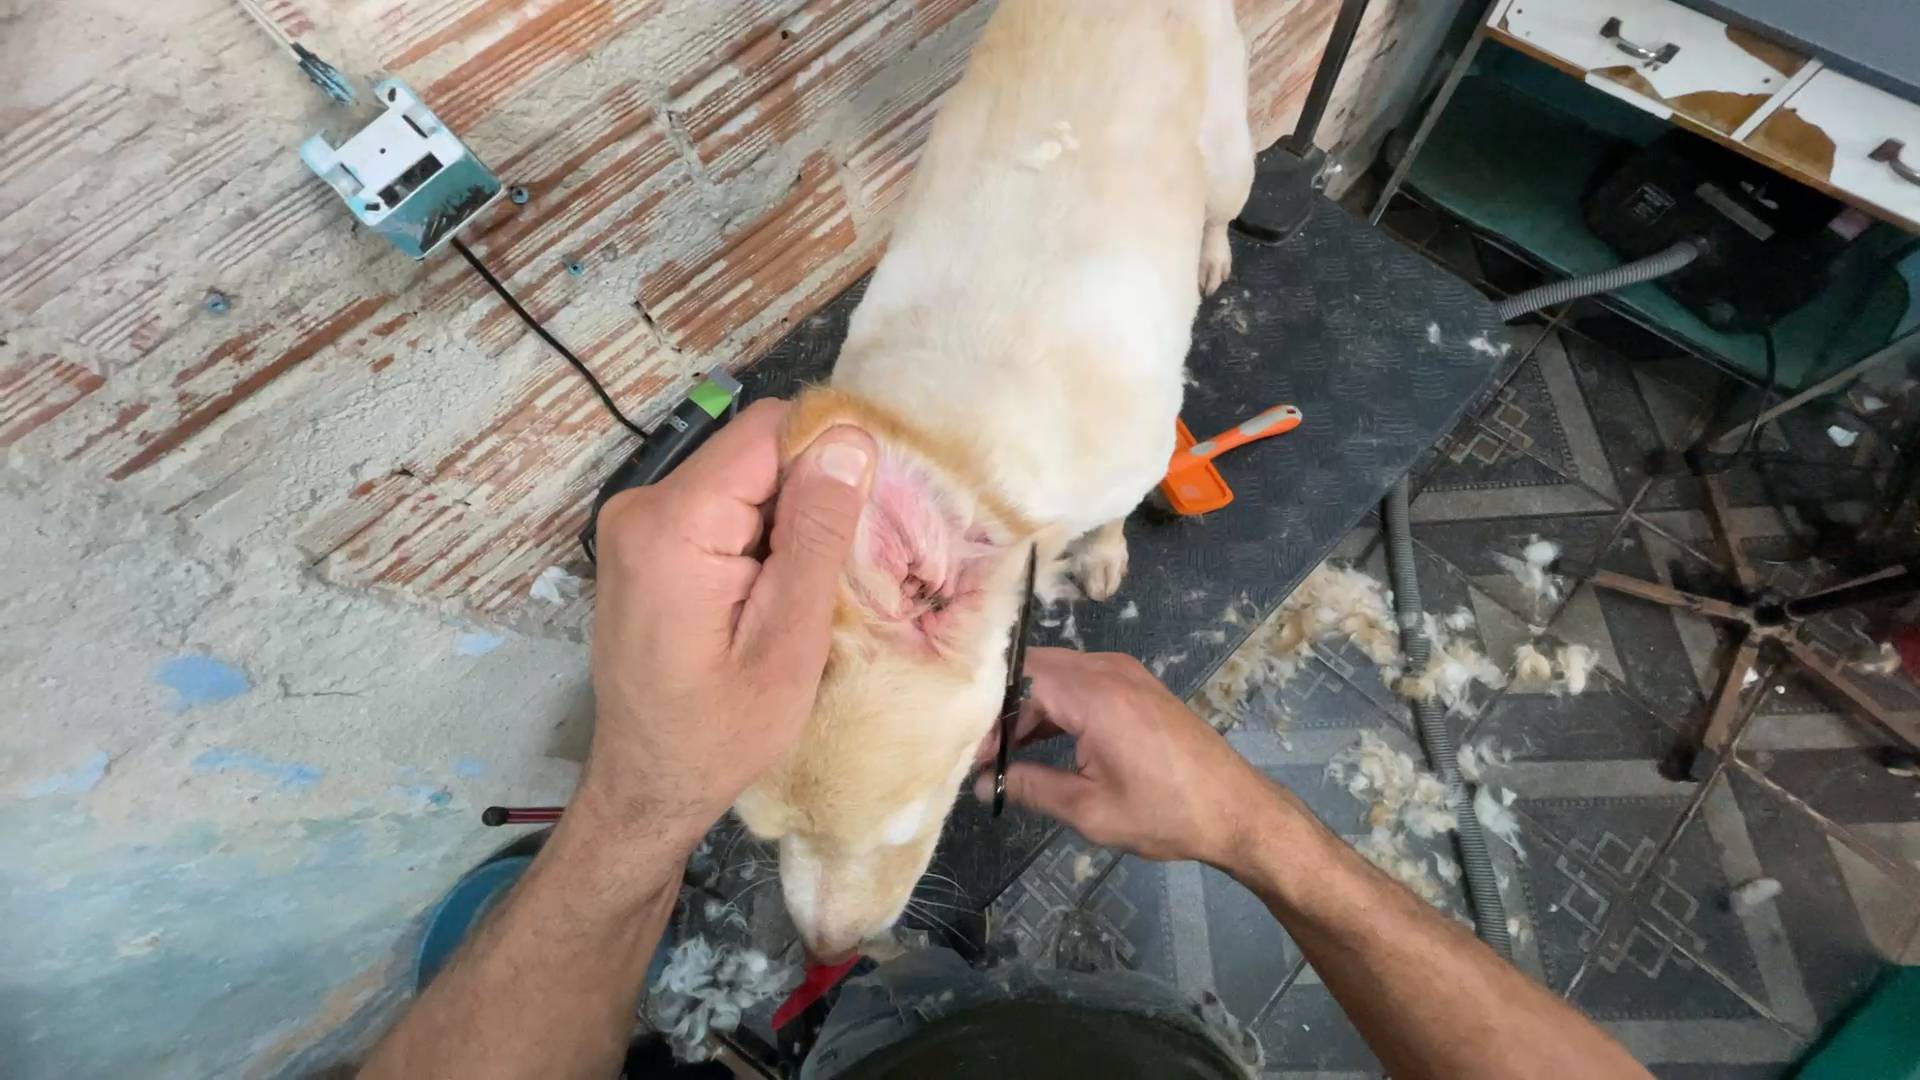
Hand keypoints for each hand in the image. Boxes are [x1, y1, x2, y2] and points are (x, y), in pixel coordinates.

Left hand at [581, 399, 875, 853]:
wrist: (649, 784)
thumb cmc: (722, 731)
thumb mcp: (789, 640)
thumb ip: (817, 535)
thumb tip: (850, 440)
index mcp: (673, 524)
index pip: (769, 430)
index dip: (829, 455)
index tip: (865, 510)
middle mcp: (643, 506)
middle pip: (756, 452)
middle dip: (810, 494)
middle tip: (841, 566)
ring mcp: (638, 522)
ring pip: (745, 479)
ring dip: (789, 518)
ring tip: (806, 586)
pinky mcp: (647, 541)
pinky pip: (724, 506)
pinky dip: (762, 533)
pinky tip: (774, 588)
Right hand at [972, 648, 1282, 867]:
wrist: (1238, 809)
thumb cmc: (1166, 813)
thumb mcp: (1091, 811)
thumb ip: (1031, 788)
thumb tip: (983, 784)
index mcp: (1096, 695)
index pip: (1020, 678)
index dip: (989, 710)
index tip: (973, 749)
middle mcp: (1108, 669)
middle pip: (1034, 668)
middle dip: (1002, 706)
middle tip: (983, 750)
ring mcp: (1124, 671)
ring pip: (1054, 672)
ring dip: (1027, 706)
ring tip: (1006, 751)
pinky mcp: (1133, 682)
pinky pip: (1079, 680)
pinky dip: (1055, 704)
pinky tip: (1040, 740)